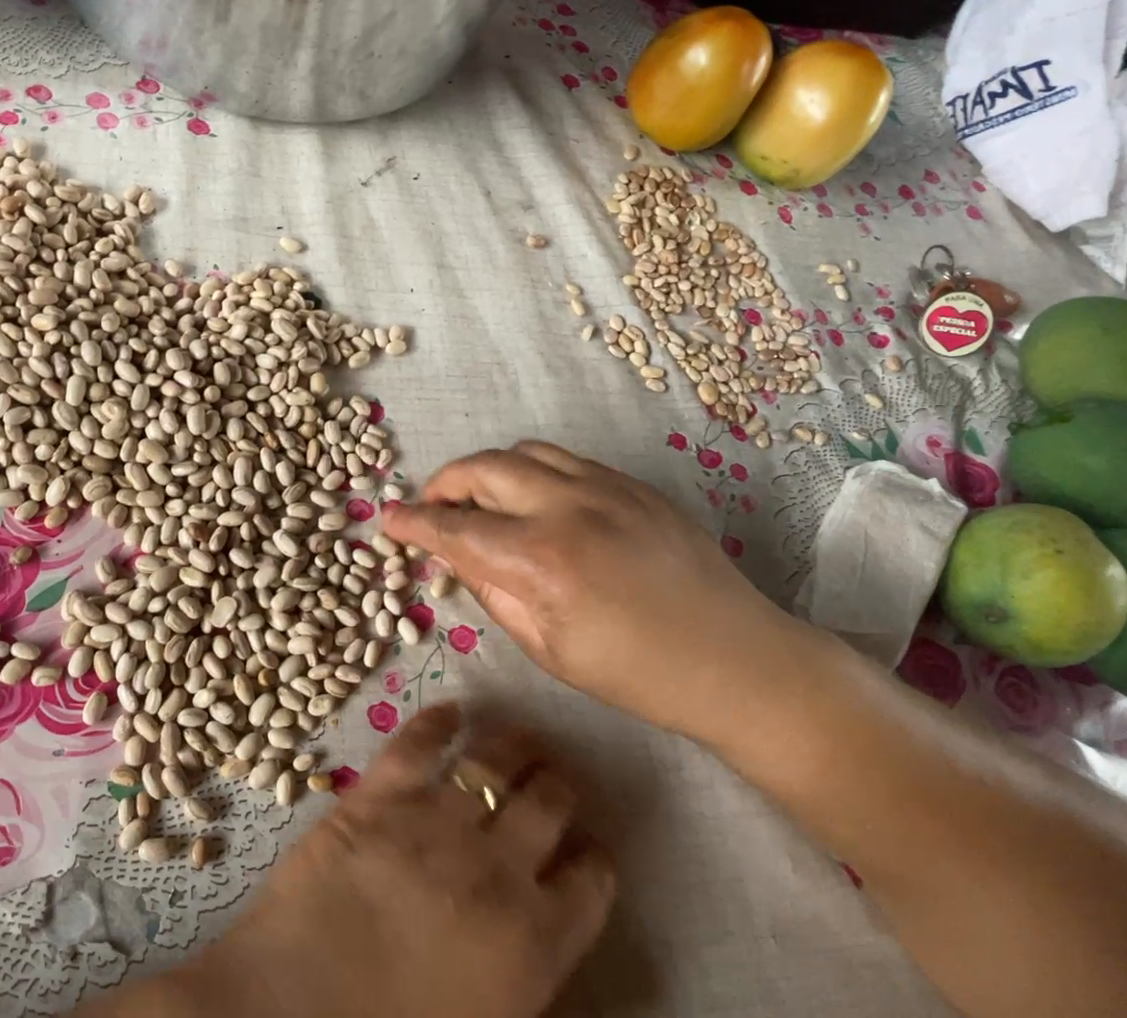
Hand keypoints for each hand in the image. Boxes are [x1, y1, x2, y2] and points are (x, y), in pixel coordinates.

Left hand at [175, 704, 614, 1017]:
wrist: (297, 1011)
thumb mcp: (490, 1011)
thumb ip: (526, 959)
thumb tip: (541, 921)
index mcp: (535, 938)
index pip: (591, 878)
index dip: (591, 857)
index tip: (584, 845)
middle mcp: (497, 868)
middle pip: (550, 803)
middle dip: (559, 785)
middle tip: (553, 777)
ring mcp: (436, 823)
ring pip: (493, 761)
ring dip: (515, 743)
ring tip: (521, 735)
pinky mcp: (378, 797)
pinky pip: (418, 745)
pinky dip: (438, 722)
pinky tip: (452, 711)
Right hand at [382, 442, 809, 736]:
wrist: (737, 661)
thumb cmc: (636, 674)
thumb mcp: (548, 647)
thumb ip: (492, 591)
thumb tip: (455, 555)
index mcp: (543, 560)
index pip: (457, 528)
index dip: (415, 523)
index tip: (389, 521)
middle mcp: (570, 508)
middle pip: (483, 469)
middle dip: (444, 484)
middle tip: (431, 509)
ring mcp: (609, 488)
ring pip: (524, 452)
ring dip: (488, 472)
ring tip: (480, 502)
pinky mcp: (635, 486)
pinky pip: (567, 461)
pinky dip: (532, 473)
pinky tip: (535, 505)